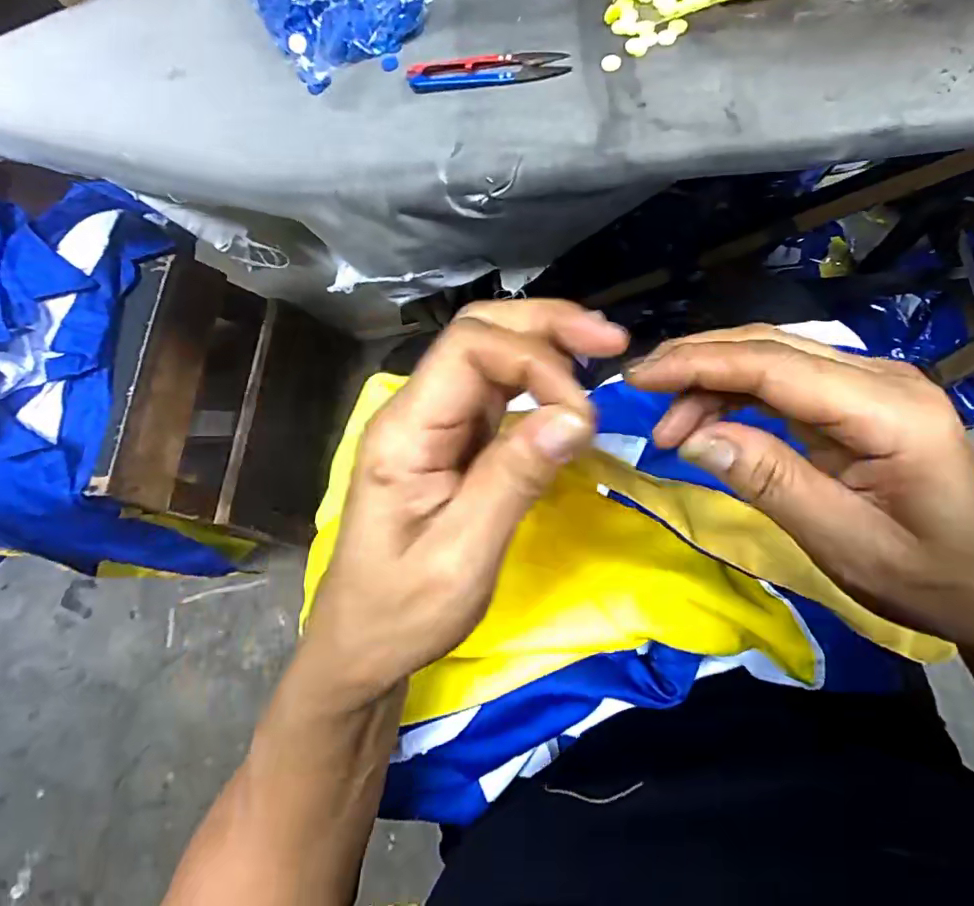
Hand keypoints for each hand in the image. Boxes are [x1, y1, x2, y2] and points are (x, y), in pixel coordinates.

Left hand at [299, 300, 629, 710]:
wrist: (363, 648)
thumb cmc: (403, 612)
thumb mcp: (462, 557)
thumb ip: (514, 479)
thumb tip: (577, 416)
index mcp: (407, 431)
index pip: (472, 350)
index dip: (537, 363)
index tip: (584, 413)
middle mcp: (419, 411)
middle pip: (480, 330)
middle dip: (548, 325)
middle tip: (611, 341)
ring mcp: (438, 422)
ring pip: (493, 349)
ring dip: (550, 342)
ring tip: (603, 351)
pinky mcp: (458, 438)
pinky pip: (502, 386)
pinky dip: (545, 374)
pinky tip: (575, 383)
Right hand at [625, 324, 973, 663]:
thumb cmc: (936, 580)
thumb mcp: (847, 544)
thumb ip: (772, 482)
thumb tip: (695, 435)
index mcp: (891, 409)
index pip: (778, 365)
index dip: (702, 364)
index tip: (639, 379)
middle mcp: (886, 379)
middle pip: (777, 348)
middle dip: (703, 365)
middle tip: (644, 399)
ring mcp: (880, 386)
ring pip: (782, 360)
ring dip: (721, 382)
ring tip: (673, 427)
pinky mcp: (870, 403)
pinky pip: (797, 385)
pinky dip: (748, 397)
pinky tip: (716, 420)